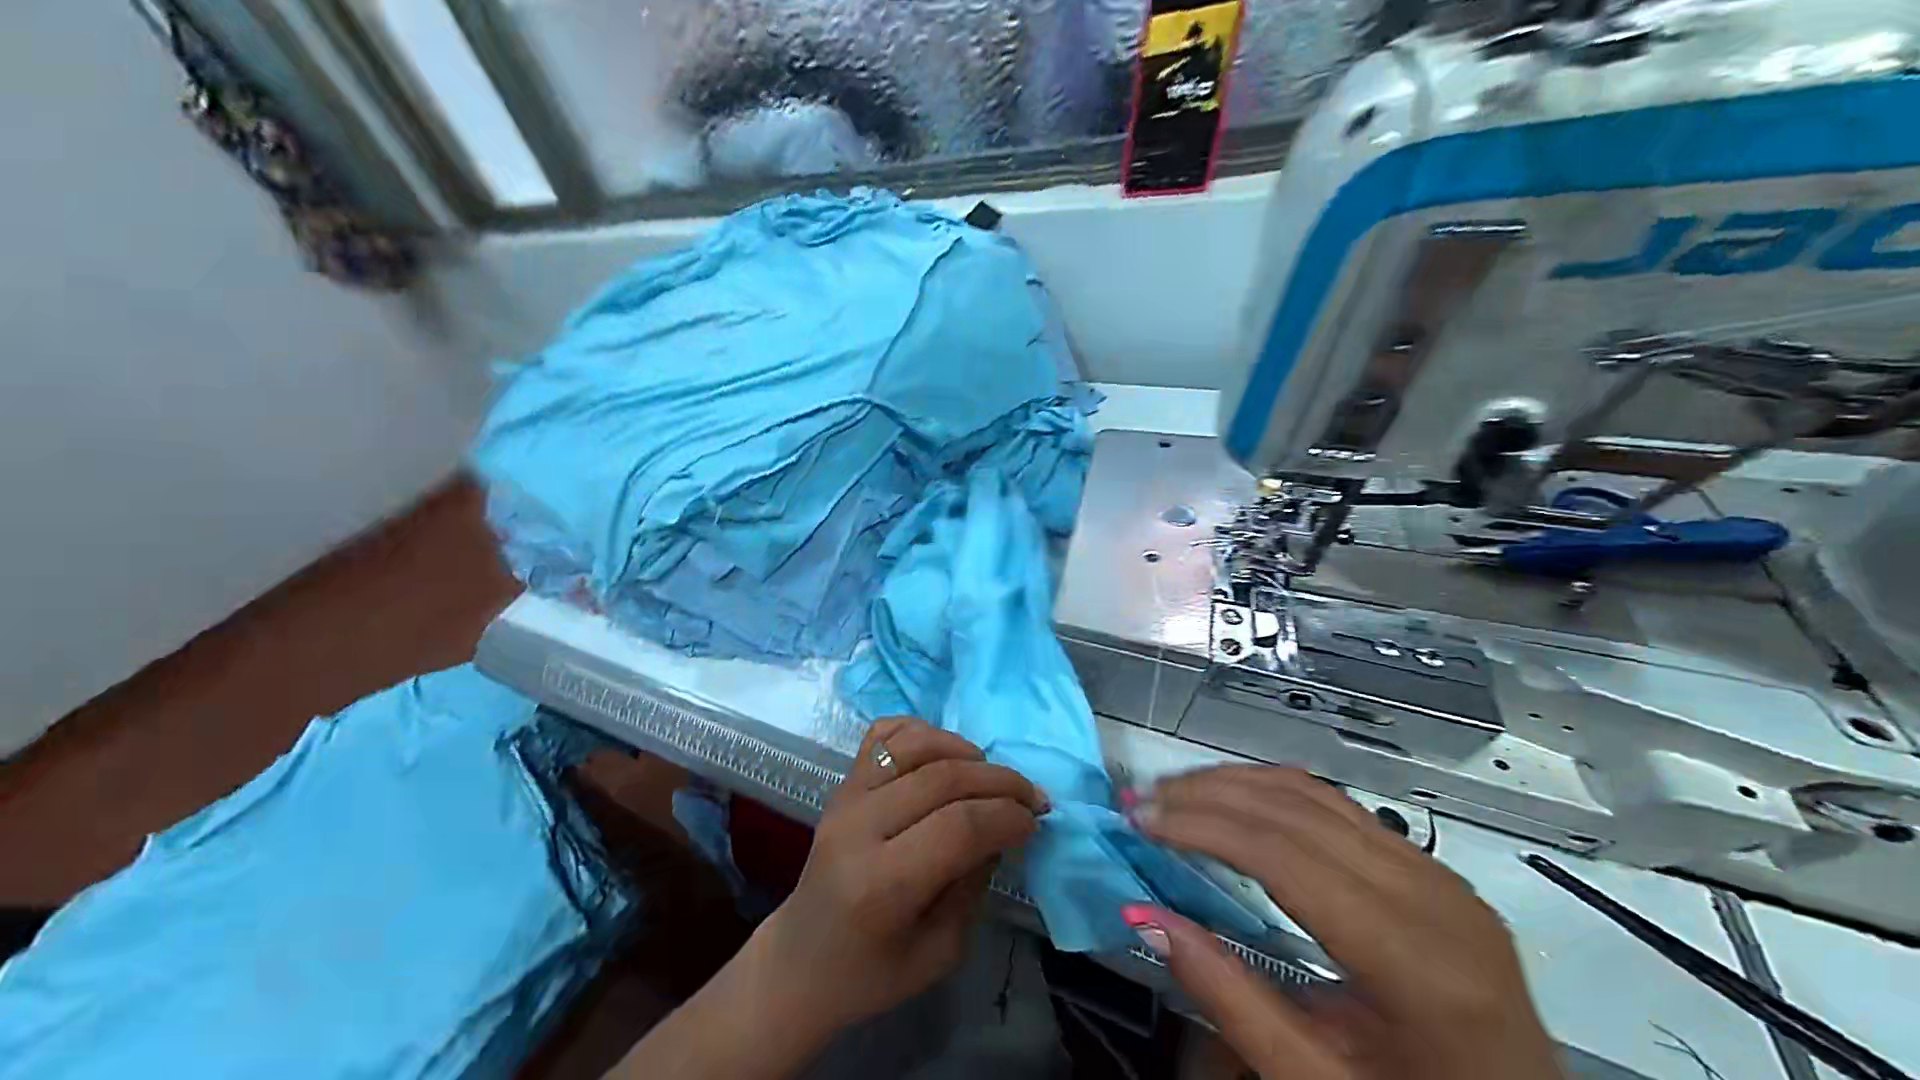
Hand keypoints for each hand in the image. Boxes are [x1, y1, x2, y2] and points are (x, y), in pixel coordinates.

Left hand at [750, 716, 1046, 1038]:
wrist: (800, 962)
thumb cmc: (872, 972)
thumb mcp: (940, 950)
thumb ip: (974, 884)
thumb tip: (1002, 828)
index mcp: (882, 884)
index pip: (959, 826)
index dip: (1007, 816)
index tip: (1035, 822)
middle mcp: (859, 828)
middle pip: (943, 778)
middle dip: (1000, 782)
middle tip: (1031, 797)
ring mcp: (845, 799)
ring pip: (913, 745)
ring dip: (964, 750)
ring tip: (989, 773)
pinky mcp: (840, 785)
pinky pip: (883, 735)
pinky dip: (921, 732)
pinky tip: (945, 754)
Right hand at [1126, 766, 1561, 1079]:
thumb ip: (1228, 997)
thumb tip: (1144, 916)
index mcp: (1416, 962)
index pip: (1285, 856)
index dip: (1201, 826)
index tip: (1138, 818)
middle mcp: (1434, 897)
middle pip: (1297, 810)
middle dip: (1206, 794)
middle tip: (1140, 798)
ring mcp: (1439, 876)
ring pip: (1316, 794)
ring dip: (1234, 784)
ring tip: (1172, 793)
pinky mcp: (1432, 870)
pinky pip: (1339, 808)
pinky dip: (1272, 794)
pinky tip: (1231, 801)